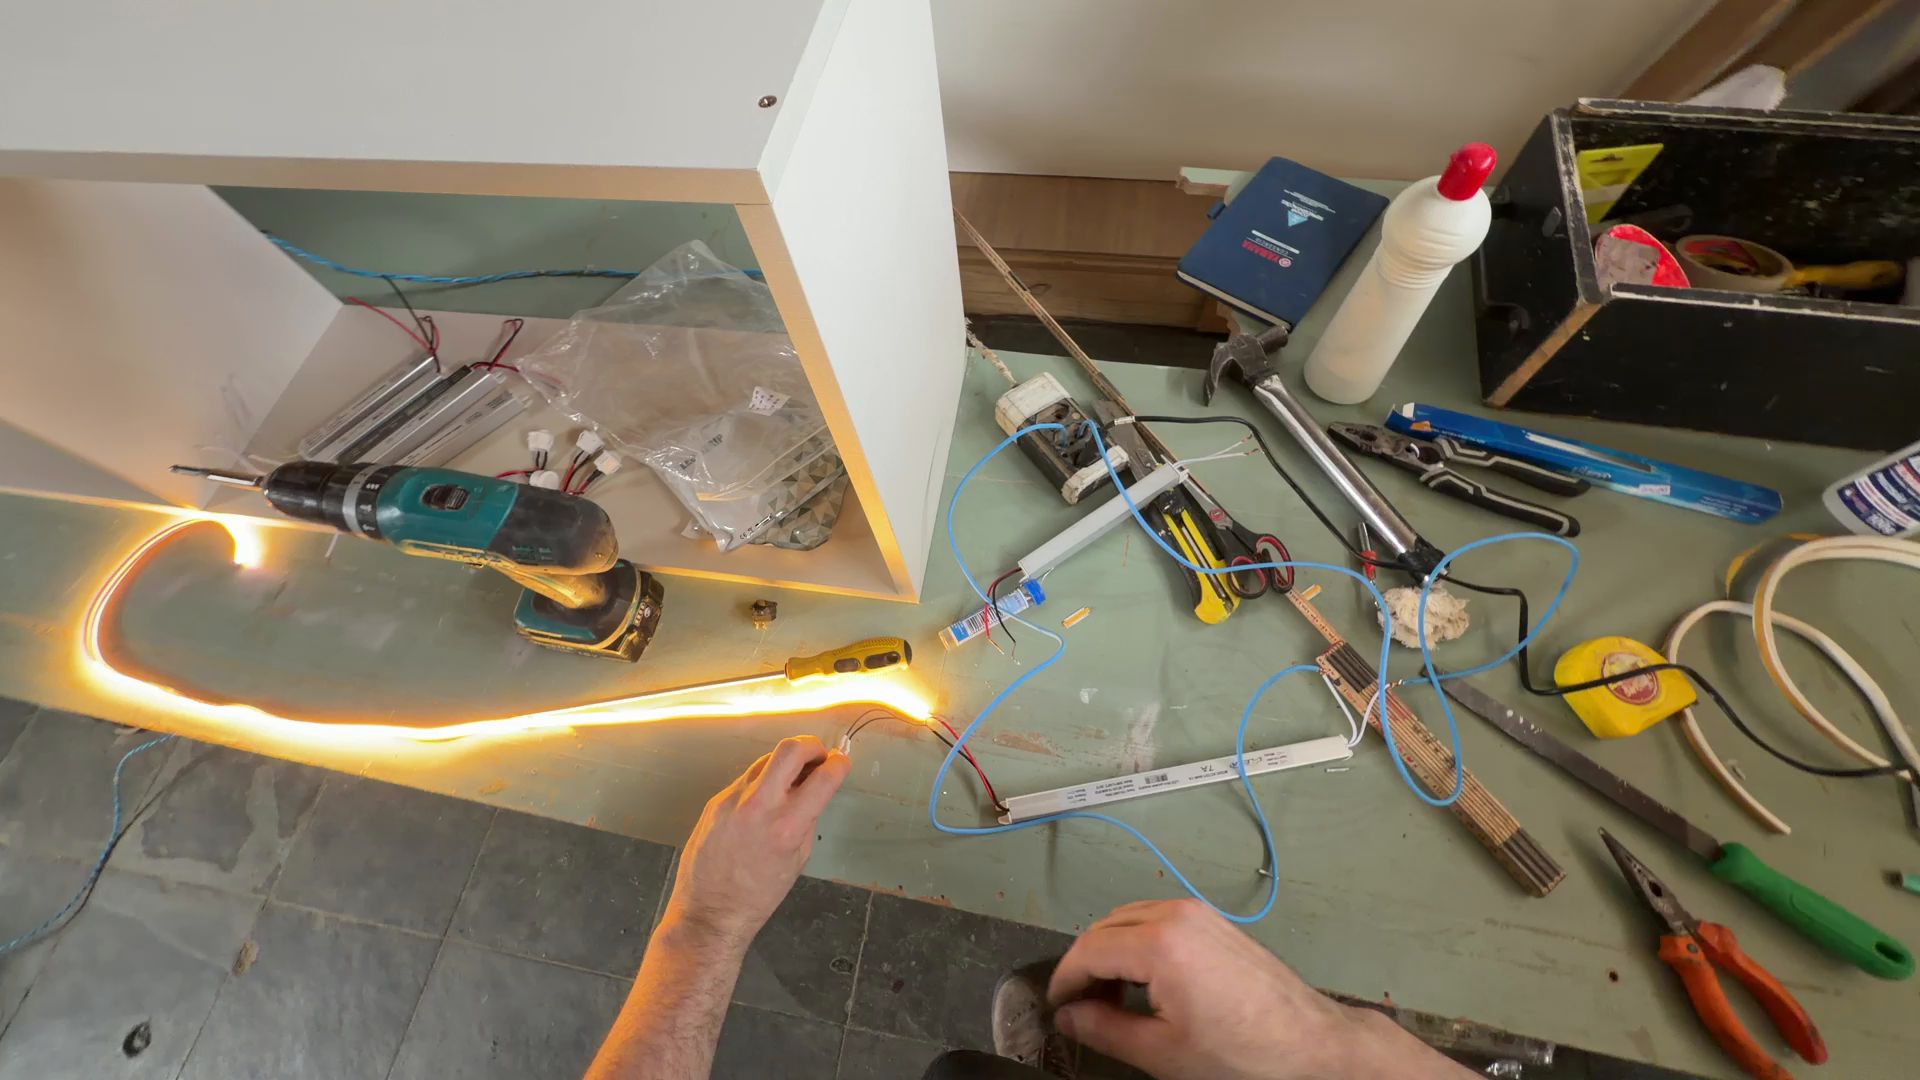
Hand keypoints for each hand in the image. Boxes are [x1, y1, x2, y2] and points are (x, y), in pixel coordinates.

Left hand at [660, 735, 851, 951]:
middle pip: (791, 748)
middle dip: (812, 745)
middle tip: (818, 757)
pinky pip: (747, 779)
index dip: (840, 764)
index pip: (824, 777)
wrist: (709, 913)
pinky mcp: (716, 800)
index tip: (841, 763)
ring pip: (767, 758)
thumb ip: (808, 816)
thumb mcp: (799, 857)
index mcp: (787, 826)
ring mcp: (733, 799)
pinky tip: (762, 803)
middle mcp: (759, 806)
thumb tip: (815, 785)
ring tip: (790, 781)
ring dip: (785, 763)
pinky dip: (763, 783)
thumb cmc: (761, 894)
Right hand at [1048, 900, 1473, 1079]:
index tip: (1054, 1005)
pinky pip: (1155, 918)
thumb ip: (1106, 1029)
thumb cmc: (1240, 1056)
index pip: (1090, 949)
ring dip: (1110, 950)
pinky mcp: (1211, 919)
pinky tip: (1142, 978)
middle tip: (1079, 1006)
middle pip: (1106, 926)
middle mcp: (1172, 912)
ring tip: (1108, 996)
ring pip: (1129, 917)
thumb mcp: (1165, 1053)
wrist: (1315, 1049)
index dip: (1065, 977)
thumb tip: (1067, 1017)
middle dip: (1086, 963)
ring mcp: (1194, 911)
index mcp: (1158, 941)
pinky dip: (1136, 941)